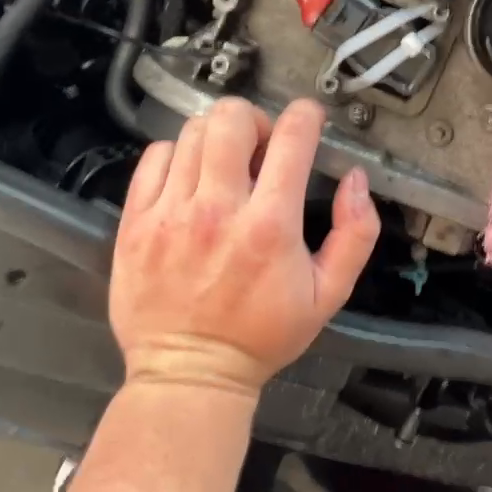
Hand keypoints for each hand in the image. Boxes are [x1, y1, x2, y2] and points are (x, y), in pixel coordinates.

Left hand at [108, 97, 379, 398]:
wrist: (188, 376)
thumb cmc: (263, 335)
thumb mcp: (330, 293)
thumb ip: (356, 232)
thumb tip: (354, 179)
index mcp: (270, 225)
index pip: (292, 135)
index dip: (307, 115)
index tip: (309, 121)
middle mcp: (218, 210)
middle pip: (233, 118)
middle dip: (256, 120)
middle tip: (260, 149)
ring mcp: (170, 214)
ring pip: (194, 131)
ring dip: (218, 138)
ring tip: (225, 165)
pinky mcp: (135, 223)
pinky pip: (156, 157)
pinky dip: (178, 155)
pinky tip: (191, 179)